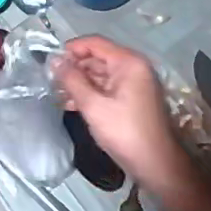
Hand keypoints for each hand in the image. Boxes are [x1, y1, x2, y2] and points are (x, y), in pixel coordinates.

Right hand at [54, 36, 192, 195]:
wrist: (158, 167)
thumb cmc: (125, 132)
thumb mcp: (93, 106)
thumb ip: (72, 80)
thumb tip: (54, 60)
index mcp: (128, 62)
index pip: (95, 43)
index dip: (72, 49)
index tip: (52, 61)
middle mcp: (134, 67)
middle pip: (98, 58)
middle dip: (74, 68)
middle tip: (52, 80)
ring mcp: (135, 83)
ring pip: (101, 74)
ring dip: (80, 82)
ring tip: (58, 94)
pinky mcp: (134, 98)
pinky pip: (108, 87)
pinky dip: (91, 93)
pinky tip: (73, 104)